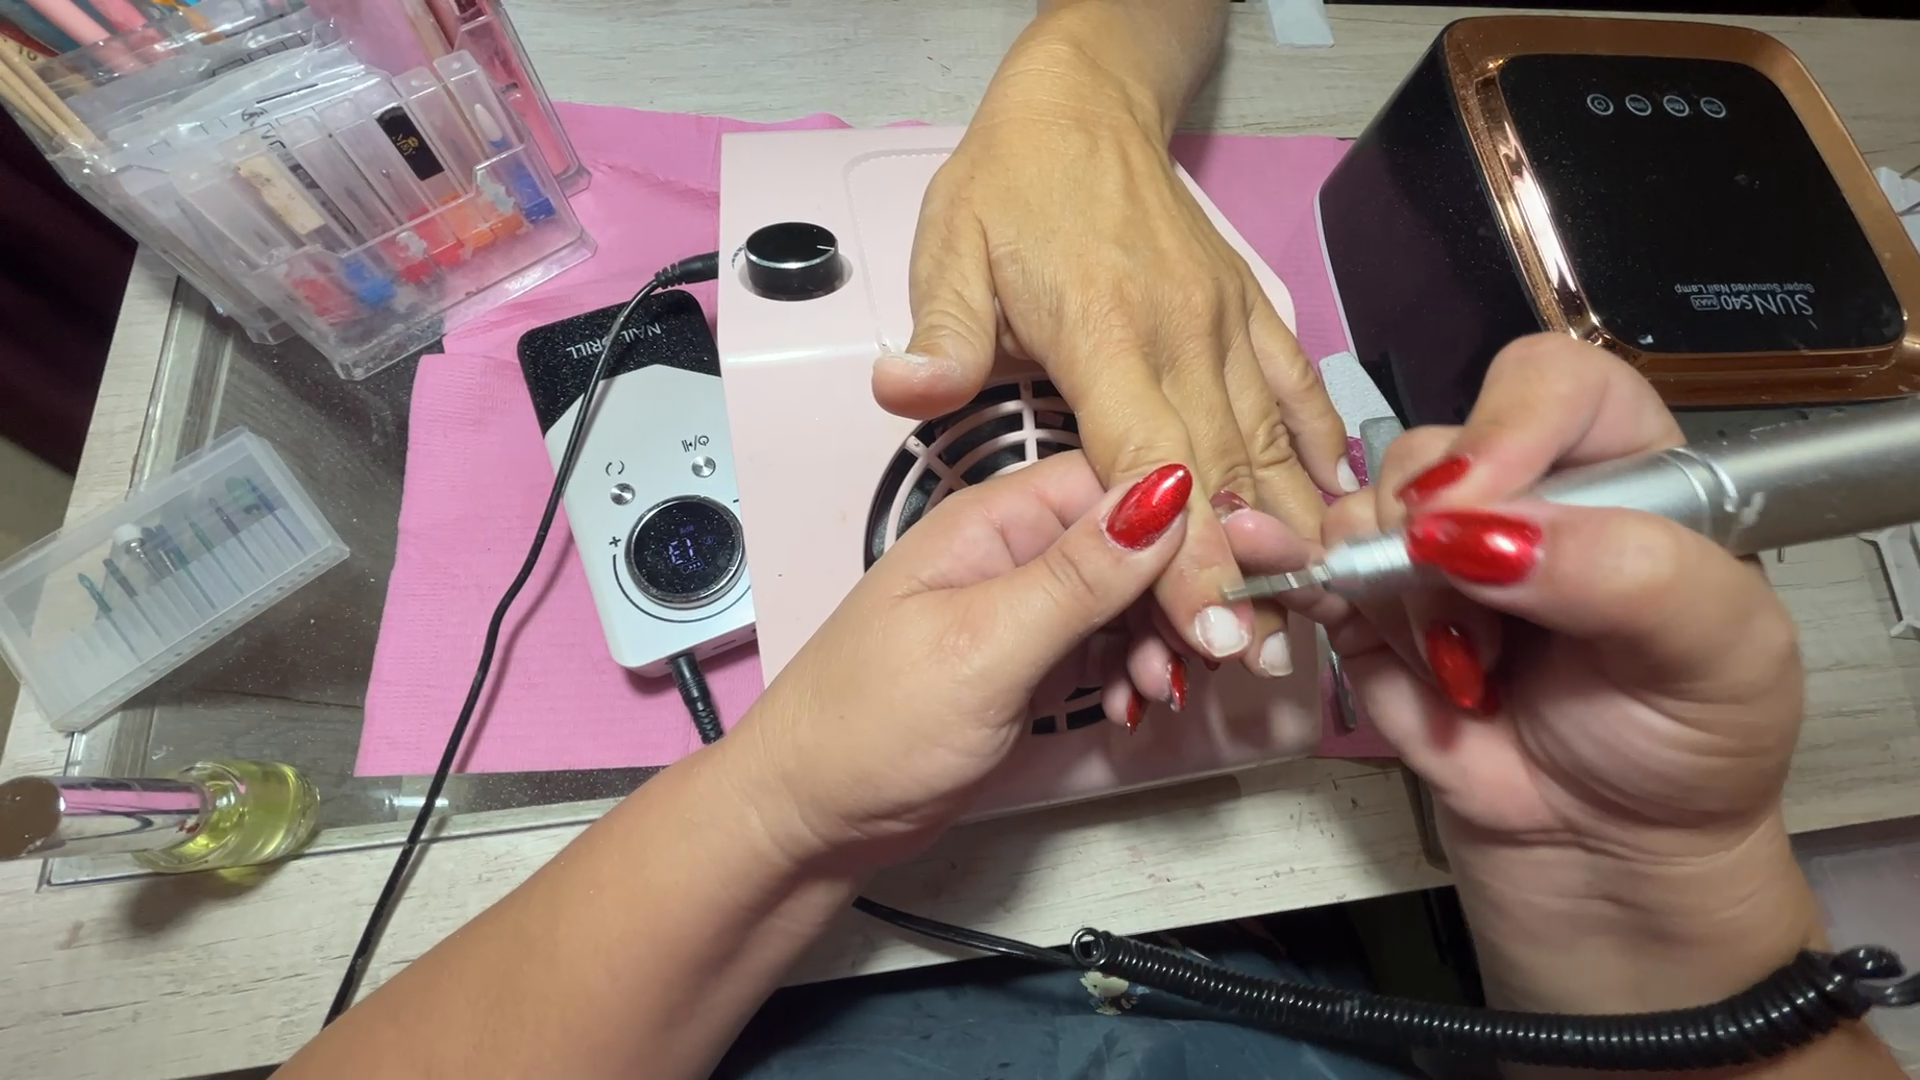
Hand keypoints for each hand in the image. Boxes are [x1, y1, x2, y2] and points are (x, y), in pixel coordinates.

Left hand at [731, 453, 1188, 869]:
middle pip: (1129, 541)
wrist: (814, 815)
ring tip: (1163, 687)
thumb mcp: (981, 647)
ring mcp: (1022, 607)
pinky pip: (1104, 647)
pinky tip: (1129, 706)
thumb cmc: (872, 725)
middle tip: (1232, 644)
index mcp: (991, 521)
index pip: (1112, 483)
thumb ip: (1075, 576)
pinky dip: (1130, 673)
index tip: (1244, 572)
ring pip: (1125, 598)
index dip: (1186, 521)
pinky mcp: (1029, 658)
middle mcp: (1011, 552)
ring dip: (1161, 640)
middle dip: (1184, 591)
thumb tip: (1166, 491)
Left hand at [871, 13, 1350, 688]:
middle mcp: (1179, 336)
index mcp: (1102, 334)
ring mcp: (1225, 322)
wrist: (1081, 104)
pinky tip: (1340, 498)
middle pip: (1221, 470)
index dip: (1183, 553)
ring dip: (1297, 526)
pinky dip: (1319, 445)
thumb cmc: (1008, 187)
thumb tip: (904, 390)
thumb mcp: (951, 251)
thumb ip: (944, 335)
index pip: (1149, 463)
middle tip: (1276, 650)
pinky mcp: (1246, 309)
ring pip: (1271, 440)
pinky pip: (1295, 385)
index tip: (1213, 629)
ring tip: (1322, 602)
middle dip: (1250, 566)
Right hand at [1226, 336, 1830, 1013]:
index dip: (1503, 426)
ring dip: (1386, 590)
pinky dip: (1301, 579)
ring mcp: (1418, 550)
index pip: (1548, 386)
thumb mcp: (1717, 656)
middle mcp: (1504, 496)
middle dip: (1428, 536)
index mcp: (1614, 474)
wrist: (1585, 833)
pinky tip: (1319, 601)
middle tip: (1473, 625)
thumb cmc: (1676, 738)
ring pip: (1357, 511)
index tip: (1471, 510)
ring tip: (1450, 665)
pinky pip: (1307, 563)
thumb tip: (1461, 534)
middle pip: (1427, 451)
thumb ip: (1623, 574)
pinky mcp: (1359, 599)